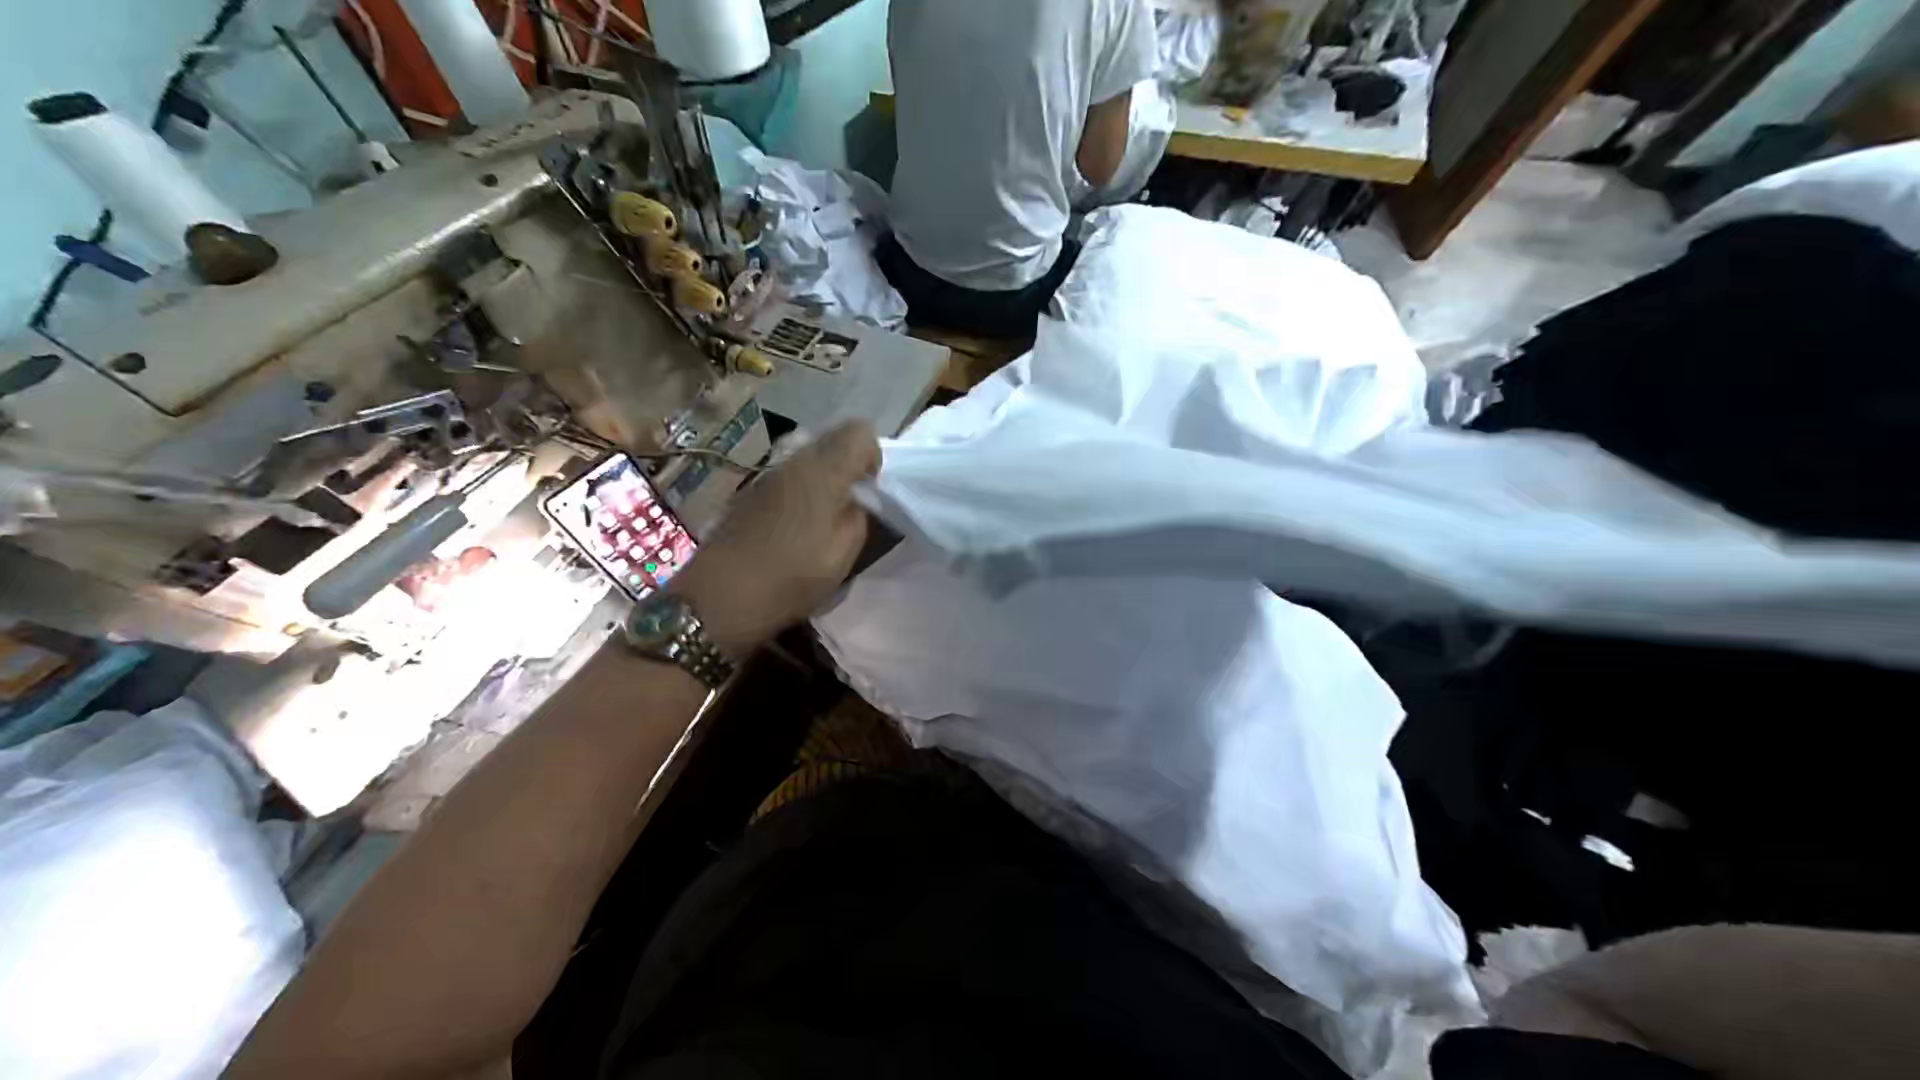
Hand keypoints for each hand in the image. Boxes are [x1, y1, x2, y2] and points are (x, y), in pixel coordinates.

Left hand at [667, 421, 879, 656]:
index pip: (859, 431)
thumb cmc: (791, 576)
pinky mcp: (749, 492)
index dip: (872, 457)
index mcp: (823, 470)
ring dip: (822, 480)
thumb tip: (855, 499)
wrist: (721, 596)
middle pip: (832, 439)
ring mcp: (767, 474)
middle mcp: (793, 461)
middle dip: (848, 466)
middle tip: (848, 507)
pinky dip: (799, 492)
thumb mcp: (844, 553)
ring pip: (807, 458)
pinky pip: (786, 477)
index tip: (868, 492)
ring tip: (821, 521)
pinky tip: (793, 528)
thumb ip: (858, 516)